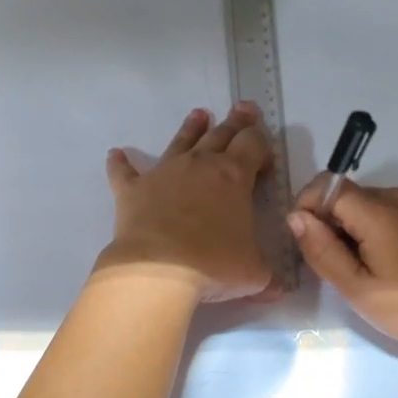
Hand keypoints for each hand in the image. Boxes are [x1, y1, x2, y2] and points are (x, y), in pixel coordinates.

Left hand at [98, 103, 275, 302]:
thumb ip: (268, 275)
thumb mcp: (254, 273)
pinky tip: (115, 154)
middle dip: (235, 122)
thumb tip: (281, 288)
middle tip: (243, 108)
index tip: (265, 154)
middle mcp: (200, 165)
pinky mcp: (133, 189)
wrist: (157, 270)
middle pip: (221, 134)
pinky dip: (121, 163)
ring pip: (181, 142)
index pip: (253, 145)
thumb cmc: (213, 265)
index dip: (262, 144)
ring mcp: (164, 173)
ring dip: (191, 128)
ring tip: (199, 114)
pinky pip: (125, 172)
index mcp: (234, 177)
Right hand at [288, 177, 397, 346]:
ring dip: (346, 228)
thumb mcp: (358, 287)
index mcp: (377, 210)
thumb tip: (294, 217)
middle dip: (326, 222)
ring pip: (361, 204)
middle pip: (344, 194)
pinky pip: (380, 211)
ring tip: (354, 269)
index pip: (326, 186)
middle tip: (330, 265)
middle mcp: (394, 196)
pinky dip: (366, 230)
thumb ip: (322, 250)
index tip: (304, 242)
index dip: (307, 208)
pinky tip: (376, 263)